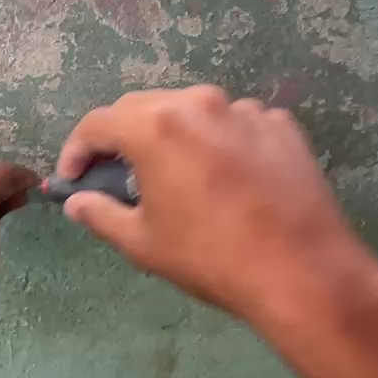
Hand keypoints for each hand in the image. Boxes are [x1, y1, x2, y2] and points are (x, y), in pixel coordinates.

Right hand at [56, 86, 377, 326]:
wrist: (304, 273)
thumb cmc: (211, 257)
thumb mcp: (143, 243)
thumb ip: (100, 214)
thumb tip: (75, 202)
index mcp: (155, 126)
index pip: (97, 123)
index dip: (77, 150)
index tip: (73, 178)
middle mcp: (198, 103)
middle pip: (143, 109)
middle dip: (121, 138)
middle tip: (117, 175)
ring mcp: (245, 110)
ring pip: (192, 112)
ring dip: (173, 136)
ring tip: (175, 175)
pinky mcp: (281, 125)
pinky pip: (234, 124)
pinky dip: (218, 142)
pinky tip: (226, 178)